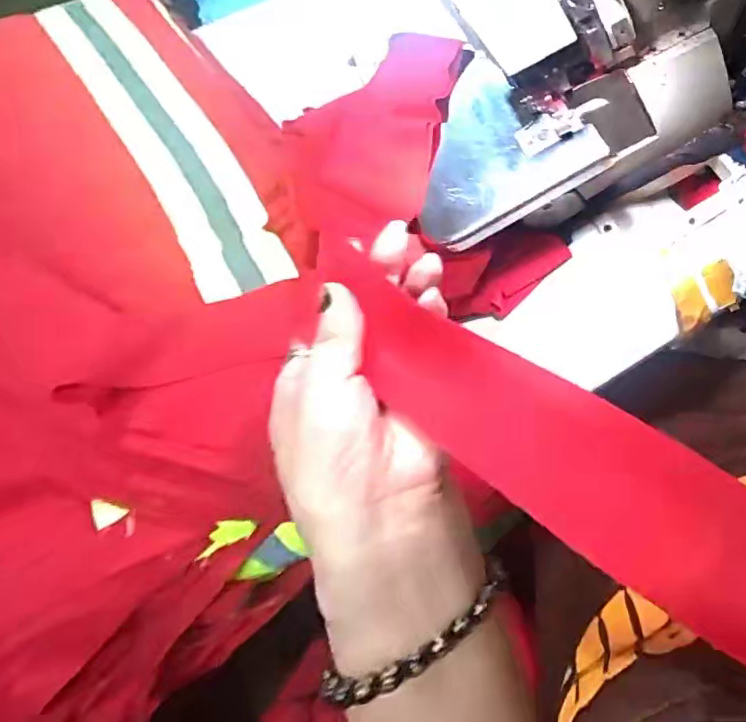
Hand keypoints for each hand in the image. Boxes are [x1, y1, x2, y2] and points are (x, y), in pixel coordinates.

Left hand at [269, 222, 481, 671]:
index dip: (349, 276)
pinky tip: (434, 292)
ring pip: (404, 315)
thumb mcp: (316, 391)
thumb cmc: (329, 452)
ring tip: (425, 259)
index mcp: (311, 368)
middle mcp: (352, 363)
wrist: (381, 507)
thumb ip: (334, 335)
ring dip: (413, 284)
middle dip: (386, 270)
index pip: (331, 310)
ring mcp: (393, 369)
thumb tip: (339, 284)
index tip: (368, 242)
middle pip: (371, 305)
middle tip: (402, 238)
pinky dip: (433, 311)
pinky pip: (430, 336)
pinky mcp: (428, 377)